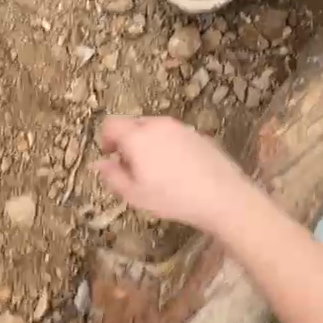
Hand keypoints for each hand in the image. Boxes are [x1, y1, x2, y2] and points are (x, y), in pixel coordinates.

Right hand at [92, 115, 253, 231]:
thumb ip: (112, 176)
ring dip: (147, 142)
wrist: (223, 197)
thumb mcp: (135, 195)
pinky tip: (178, 169)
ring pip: (154, 128)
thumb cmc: (173, 198)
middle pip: (132, 124)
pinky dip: (168, 145)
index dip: (106, 139)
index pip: (111, 124)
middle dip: (127, 141)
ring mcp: (179, 127)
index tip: (111, 156)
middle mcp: (157, 125)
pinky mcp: (197, 133)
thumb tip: (99, 163)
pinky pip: (173, 134)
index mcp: (137, 136)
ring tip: (156, 170)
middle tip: (133, 167)